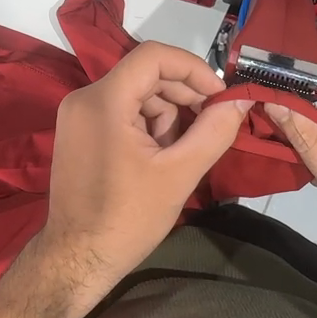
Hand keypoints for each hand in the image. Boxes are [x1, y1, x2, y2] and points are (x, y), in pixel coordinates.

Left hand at [33, 42, 251, 304]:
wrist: (76, 260)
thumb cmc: (126, 219)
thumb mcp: (179, 174)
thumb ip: (214, 131)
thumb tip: (240, 101)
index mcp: (103, 100)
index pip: (153, 57)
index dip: (193, 69)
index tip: (220, 96)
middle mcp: (85, 97)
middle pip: (146, 75)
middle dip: (184, 96)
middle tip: (212, 126)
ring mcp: (78, 114)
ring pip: (137, 93)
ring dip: (167, 115)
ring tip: (180, 153)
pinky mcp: (80, 131)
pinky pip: (122, 111)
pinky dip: (148, 125)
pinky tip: (160, 157)